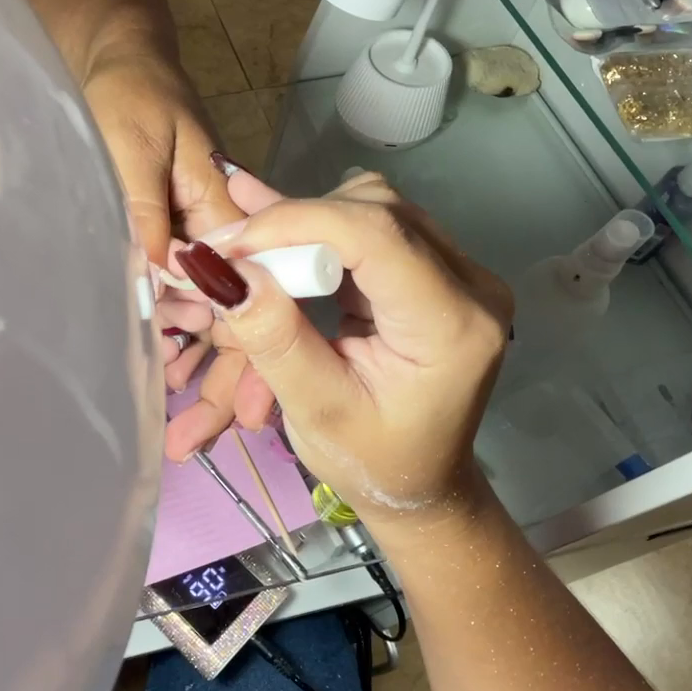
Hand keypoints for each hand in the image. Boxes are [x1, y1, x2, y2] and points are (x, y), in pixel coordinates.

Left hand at [80, 52, 273, 448]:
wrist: (117, 56)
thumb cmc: (125, 89)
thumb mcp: (133, 140)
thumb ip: (147, 205)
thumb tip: (166, 273)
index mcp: (224, 214)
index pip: (250, 295)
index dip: (253, 355)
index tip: (249, 414)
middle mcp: (223, 237)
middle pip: (241, 318)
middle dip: (226, 384)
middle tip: (200, 447)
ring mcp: (201, 242)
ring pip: (217, 319)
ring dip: (204, 375)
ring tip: (187, 434)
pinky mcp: (176, 240)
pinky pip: (188, 301)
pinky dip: (179, 341)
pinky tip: (169, 380)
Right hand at [173, 169, 511, 519]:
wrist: (421, 482)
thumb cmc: (372, 460)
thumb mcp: (315, 410)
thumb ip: (274, 339)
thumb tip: (221, 269)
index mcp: (452, 326)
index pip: (376, 235)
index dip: (294, 223)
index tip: (225, 246)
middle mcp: (469, 285)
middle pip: (374, 210)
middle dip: (291, 224)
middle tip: (224, 254)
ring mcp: (456, 272)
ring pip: (369, 208)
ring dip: (301, 227)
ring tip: (243, 251)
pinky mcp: (432, 269)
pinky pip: (369, 228)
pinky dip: (314, 233)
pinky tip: (265, 233)